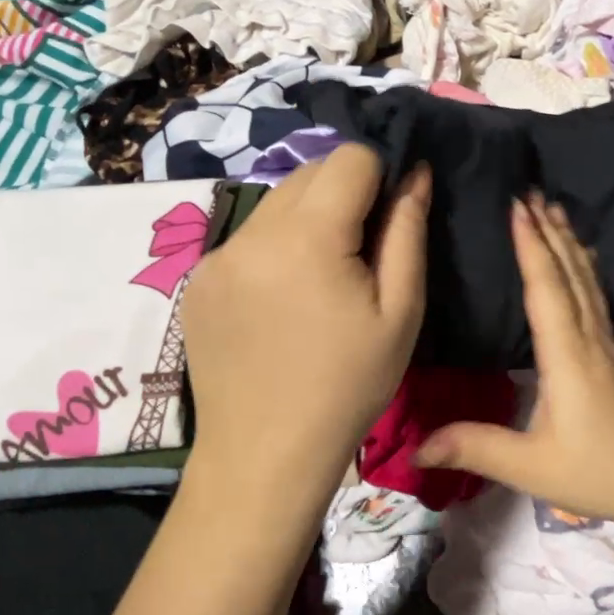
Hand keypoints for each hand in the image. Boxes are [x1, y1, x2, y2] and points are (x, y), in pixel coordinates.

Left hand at [179, 144, 431, 506]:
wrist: (265, 456)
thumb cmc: (349, 384)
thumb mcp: (402, 309)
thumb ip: (408, 230)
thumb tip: (415, 171)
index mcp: (306, 238)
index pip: (350, 158)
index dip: (381, 177)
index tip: (391, 223)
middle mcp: (251, 234)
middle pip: (311, 171)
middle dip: (347, 192)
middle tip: (364, 252)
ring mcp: (216, 256)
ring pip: (278, 199)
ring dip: (312, 215)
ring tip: (325, 275)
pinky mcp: (198, 280)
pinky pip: (251, 234)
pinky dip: (279, 243)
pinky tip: (289, 296)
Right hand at [414, 194, 613, 528]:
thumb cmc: (597, 471)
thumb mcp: (531, 466)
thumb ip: (476, 448)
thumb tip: (416, 445)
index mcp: (566, 355)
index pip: (547, 289)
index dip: (531, 247)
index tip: (518, 207)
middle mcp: (588, 338)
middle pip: (569, 273)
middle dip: (549, 231)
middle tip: (533, 192)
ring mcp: (605, 343)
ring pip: (586, 280)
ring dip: (568, 243)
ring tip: (555, 210)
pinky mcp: (613, 353)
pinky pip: (597, 296)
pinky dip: (586, 267)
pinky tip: (586, 258)